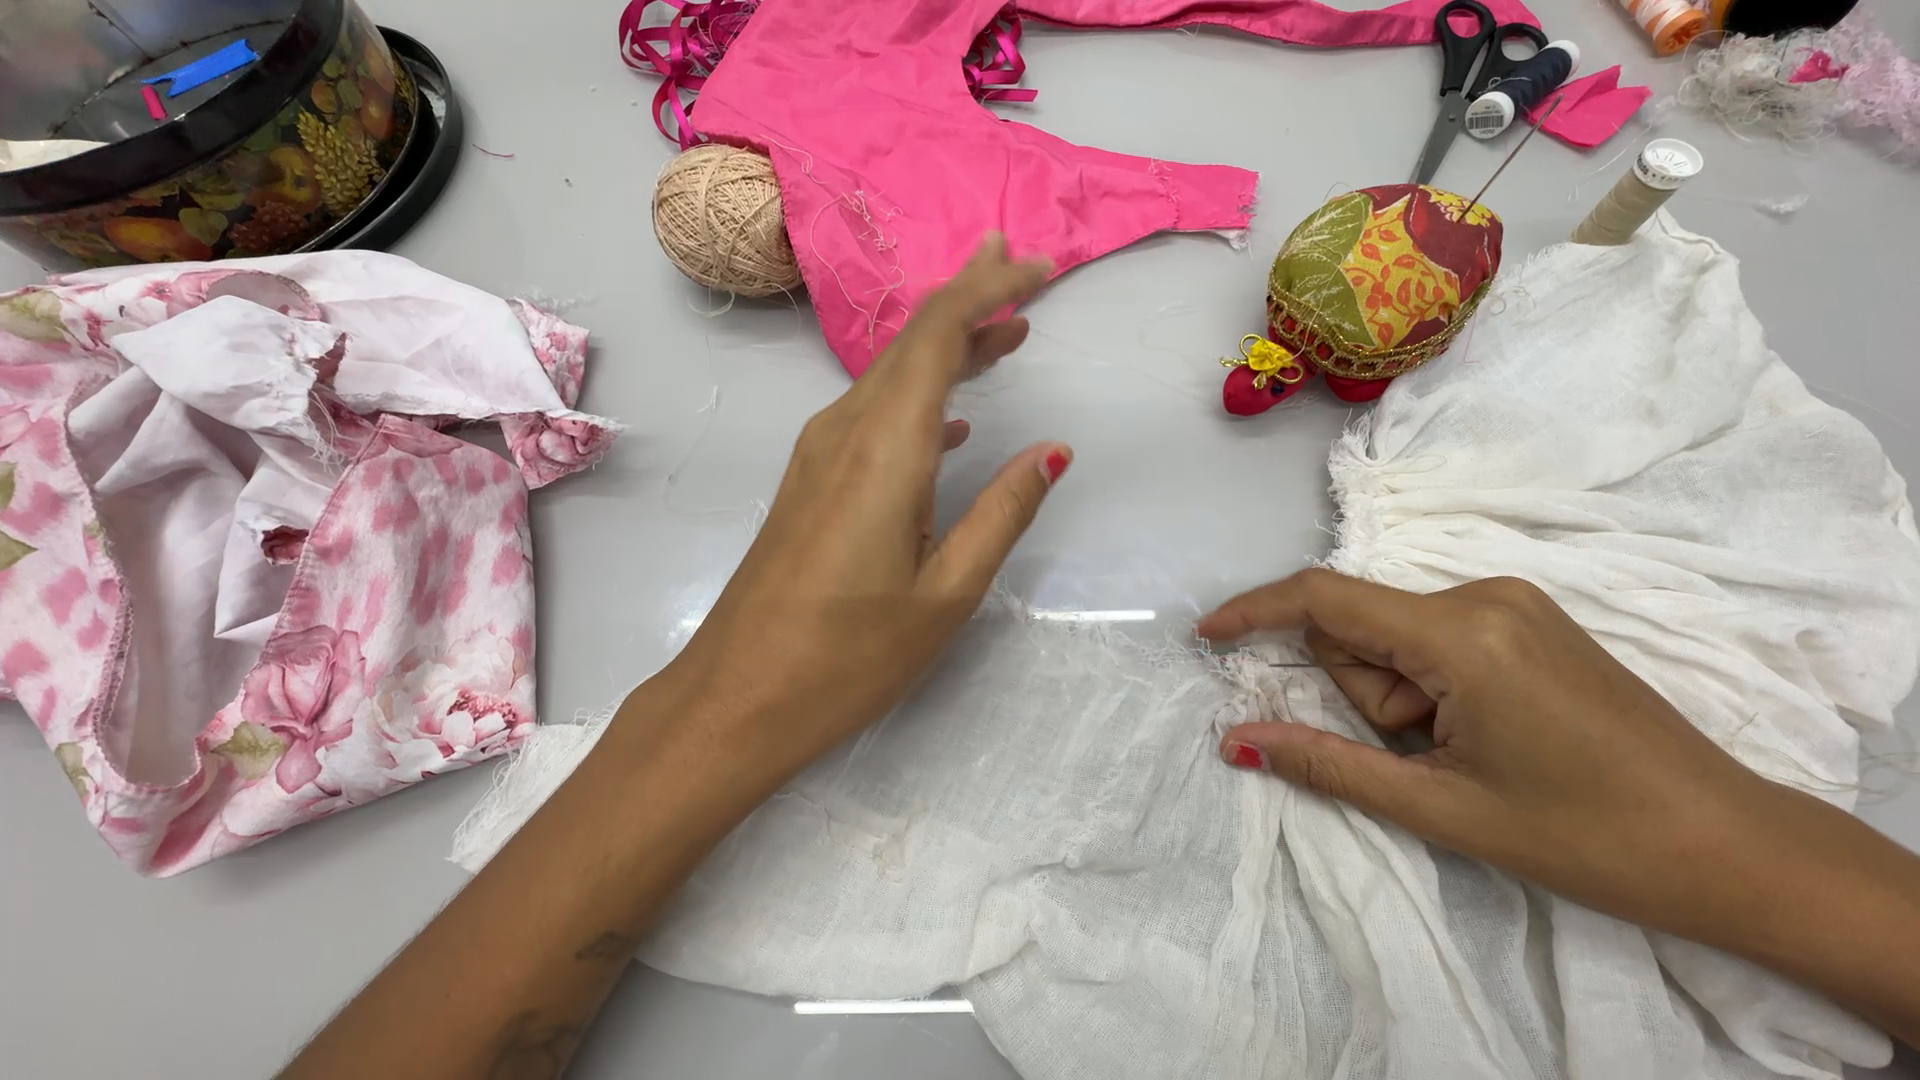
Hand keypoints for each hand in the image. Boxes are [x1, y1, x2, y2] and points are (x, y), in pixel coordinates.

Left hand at [661, 234, 1068, 773]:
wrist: (737, 697)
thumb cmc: (848, 657)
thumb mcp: (946, 594)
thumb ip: (1002, 513)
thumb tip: (1053, 451)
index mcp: (885, 450)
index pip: (936, 335)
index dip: (987, 290)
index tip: (1037, 268)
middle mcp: (846, 433)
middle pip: (911, 342)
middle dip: (969, 298)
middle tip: (1024, 273)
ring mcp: (819, 455)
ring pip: (890, 375)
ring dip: (947, 347)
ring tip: (1005, 335)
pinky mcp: (810, 482)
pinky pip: (872, 414)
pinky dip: (919, 397)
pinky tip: (952, 421)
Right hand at [1198, 570, 1780, 931]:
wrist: (1733, 849)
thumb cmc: (1583, 836)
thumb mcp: (1437, 808)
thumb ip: (1324, 764)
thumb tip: (1234, 742)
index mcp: (1462, 634)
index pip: (1326, 599)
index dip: (1255, 611)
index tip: (1205, 636)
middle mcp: (1484, 595)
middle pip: (1360, 626)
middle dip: (1364, 690)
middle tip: (1422, 752)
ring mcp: (1513, 602)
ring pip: (1394, 634)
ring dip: (1397, 694)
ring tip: (1460, 749)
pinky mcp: (1527, 618)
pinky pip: (1432, 635)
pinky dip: (1424, 681)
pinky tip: (1476, 729)